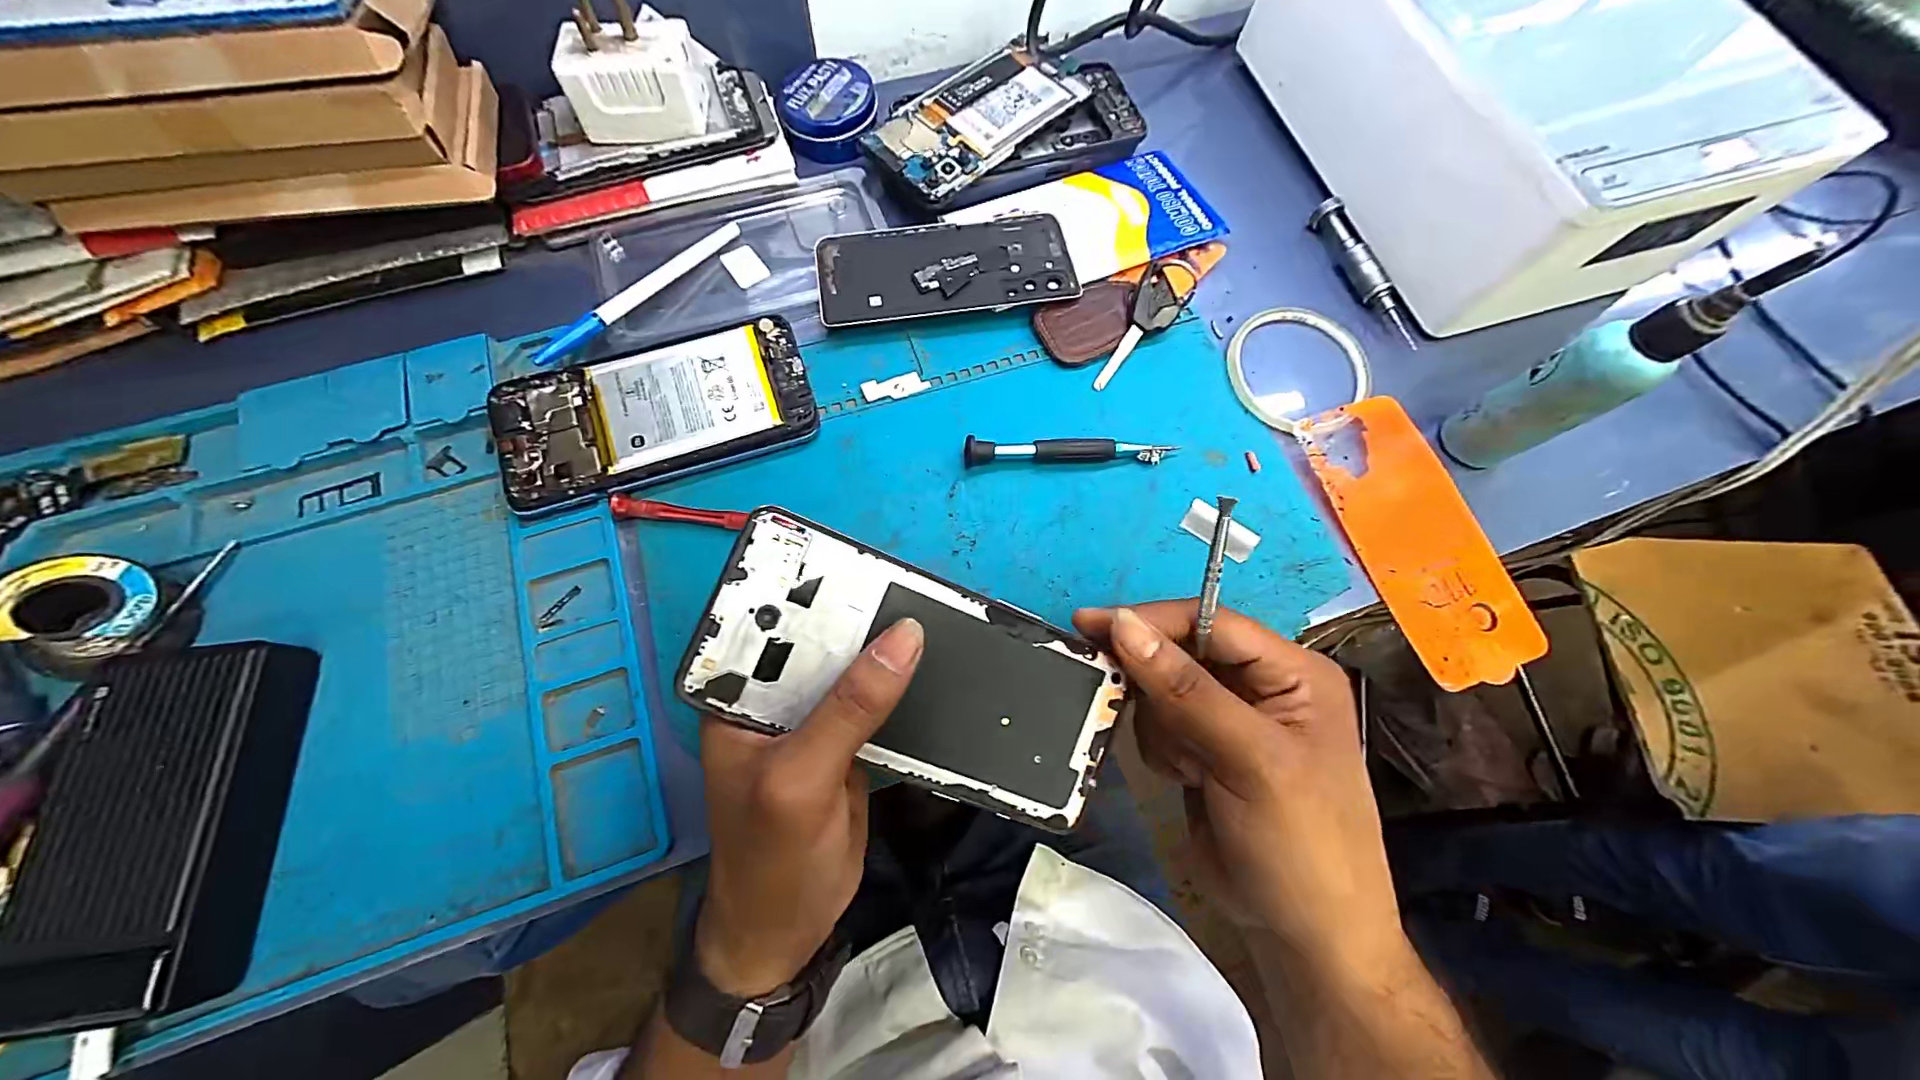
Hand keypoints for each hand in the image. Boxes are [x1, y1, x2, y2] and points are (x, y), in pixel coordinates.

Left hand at [694, 618, 924, 996]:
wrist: (789, 929)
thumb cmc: (771, 857)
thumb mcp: (803, 778)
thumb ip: (850, 708)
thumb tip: (903, 637)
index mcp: (737, 699)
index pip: (769, 628)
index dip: (808, 593)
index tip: (859, 564)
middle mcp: (770, 701)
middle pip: (816, 643)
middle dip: (855, 615)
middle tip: (904, 581)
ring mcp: (811, 721)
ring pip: (849, 670)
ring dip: (881, 648)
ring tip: (924, 607)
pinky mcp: (845, 742)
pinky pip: (873, 701)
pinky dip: (898, 685)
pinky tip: (926, 663)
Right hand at [1073, 602, 1402, 971]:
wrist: (1303, 935)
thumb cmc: (1298, 843)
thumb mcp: (1248, 760)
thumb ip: (1185, 688)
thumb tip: (1122, 623)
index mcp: (1292, 672)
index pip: (1211, 623)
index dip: (1152, 621)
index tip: (1091, 624)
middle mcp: (1260, 686)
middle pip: (1180, 651)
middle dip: (1154, 681)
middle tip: (1117, 692)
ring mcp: (1229, 719)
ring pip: (1161, 688)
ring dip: (1160, 724)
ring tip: (1187, 767)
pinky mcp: (1203, 749)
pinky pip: (1158, 723)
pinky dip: (1159, 746)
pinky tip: (1184, 778)